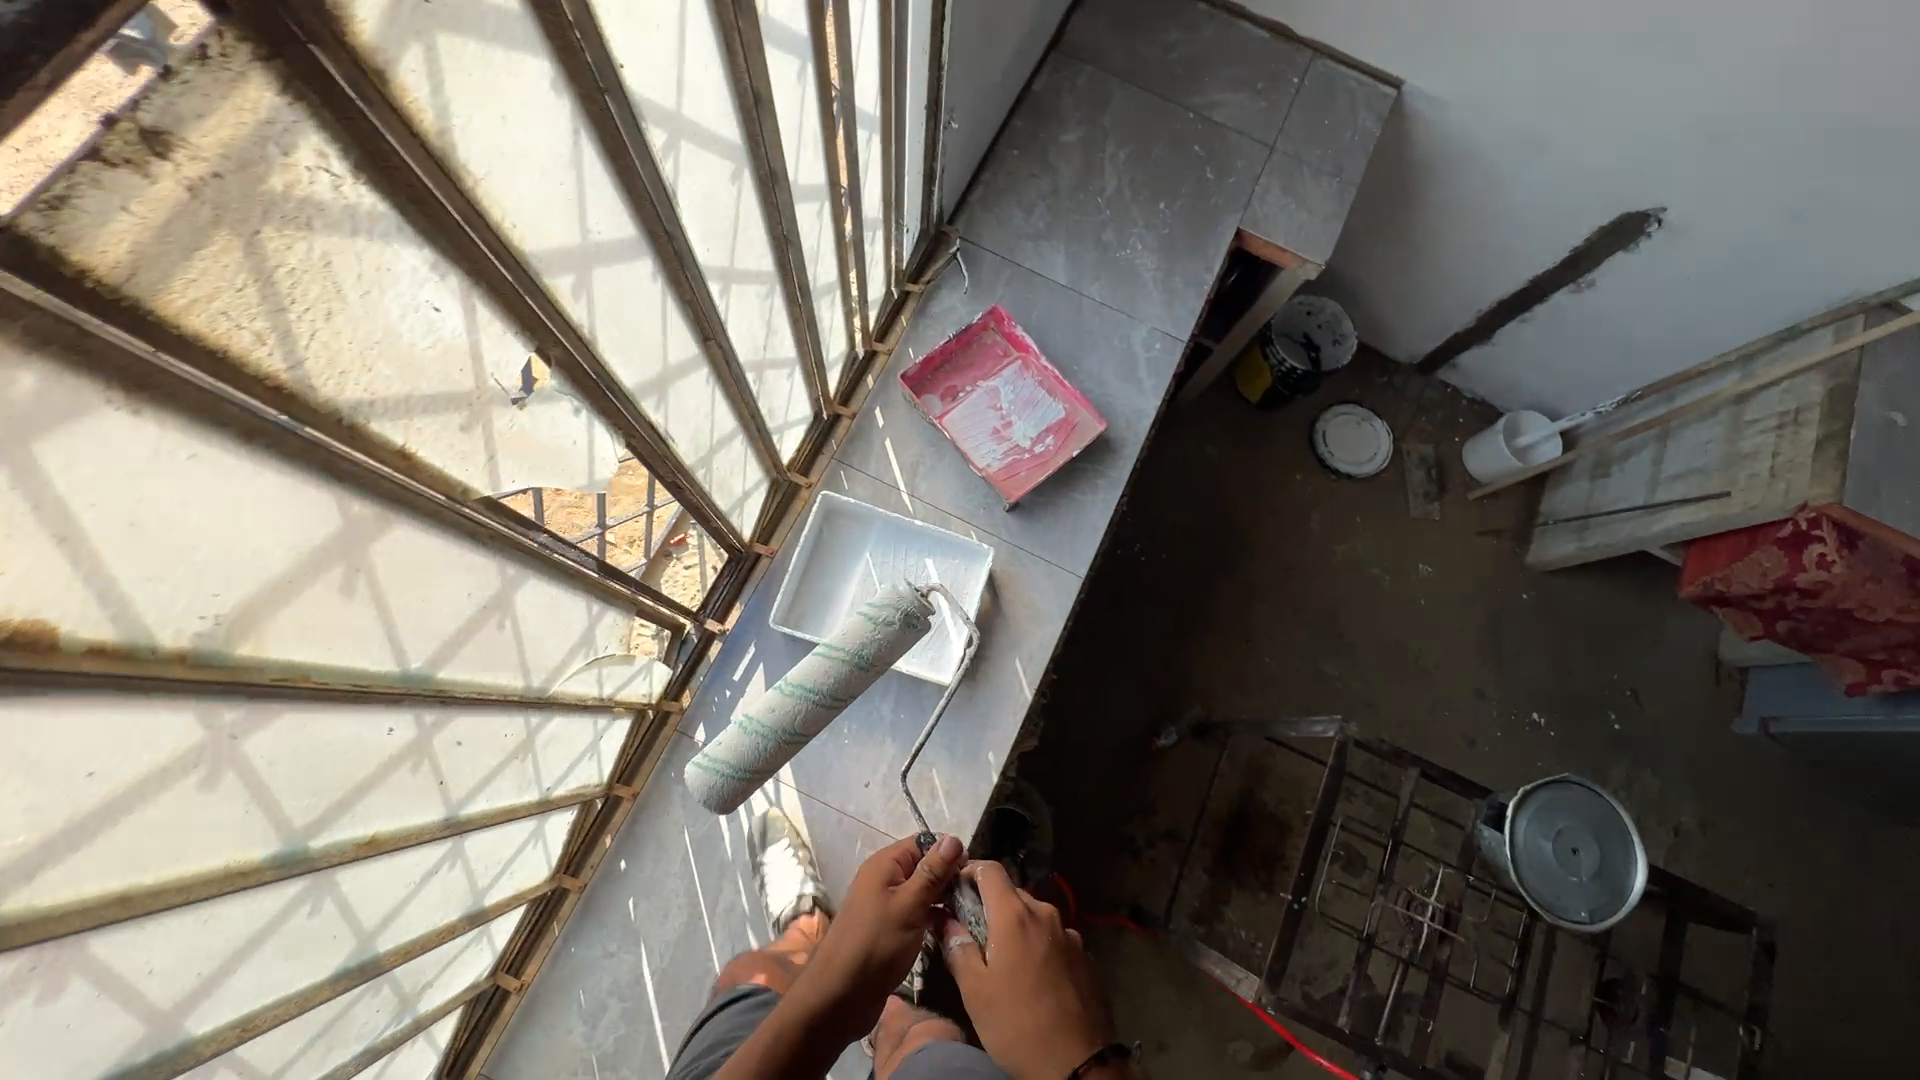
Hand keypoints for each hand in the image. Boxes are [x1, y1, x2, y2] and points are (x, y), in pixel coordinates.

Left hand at [793, 833, 965, 1043]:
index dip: (949, 852)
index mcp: (885, 864)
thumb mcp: (909, 905)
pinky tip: (953, 928)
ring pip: (923, 891)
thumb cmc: (876, 944)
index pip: (924, 842)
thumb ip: (932, 872)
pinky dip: (933, 917)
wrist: (839, 996)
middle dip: (949, 877)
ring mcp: (887, 905)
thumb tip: (955, 838)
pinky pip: (917, 913)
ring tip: (970, 912)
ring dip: (944, 899)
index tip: (974, 872)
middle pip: (924, 866)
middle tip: (976, 896)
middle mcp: (885, 879)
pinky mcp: (890, 929)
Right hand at [941, 862, 1116, 1079]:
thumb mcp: (975, 991)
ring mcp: (1069, 935)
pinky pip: (1053, 938)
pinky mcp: (1085, 957)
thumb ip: (958, 948)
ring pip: (1034, 916)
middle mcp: (1045, 914)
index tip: (955, 888)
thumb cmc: (1017, 1024)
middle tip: (972, 932)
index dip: (970, 871)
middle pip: (1012, 893)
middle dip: (990, 905)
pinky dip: (1038, 945)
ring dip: (1016, 927)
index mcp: (1015, 915)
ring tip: (1002, 959)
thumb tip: (945, 920)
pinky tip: (1032, 977)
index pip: (990, 869)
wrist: (1079, 1065)